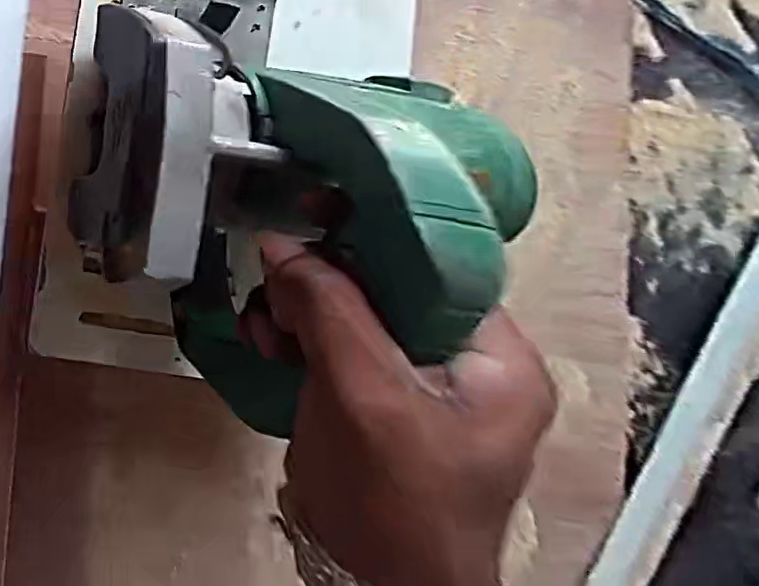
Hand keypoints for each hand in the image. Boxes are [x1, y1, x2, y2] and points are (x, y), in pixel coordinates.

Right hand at [244, 236, 555, 585]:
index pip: (433, 262)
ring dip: (293, 305)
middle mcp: (455, 353)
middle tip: (277, 294)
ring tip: (267, 329)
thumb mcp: (363, 393)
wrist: (370, 578)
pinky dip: (288, 328)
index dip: (371, 229)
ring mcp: (407, 369)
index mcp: (492, 354)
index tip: (312, 209)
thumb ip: (325, 307)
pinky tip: (267, 342)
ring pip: (340, 300)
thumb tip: (277, 240)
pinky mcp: (365, 382)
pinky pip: (322, 329)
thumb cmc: (395, 495)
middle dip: (316, 279)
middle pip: (377, 277)